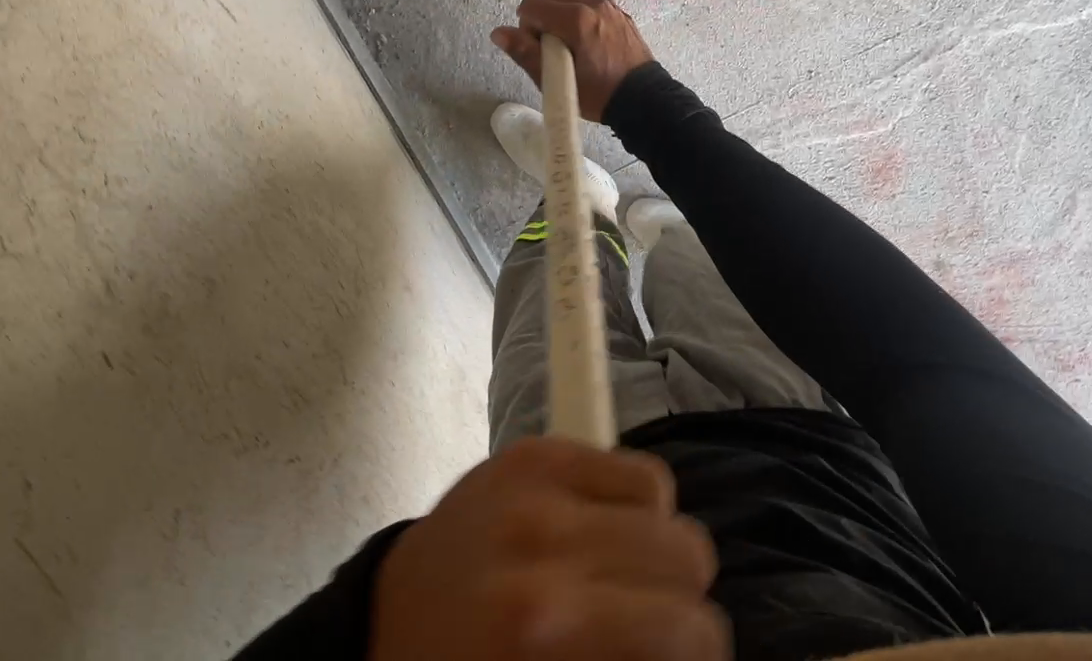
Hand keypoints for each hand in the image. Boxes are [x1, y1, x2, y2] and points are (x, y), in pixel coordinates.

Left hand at [370, 437, 726, 660]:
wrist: (394, 614)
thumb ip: (631, 650)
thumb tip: (687, 630)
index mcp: (551, 619)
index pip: (691, 626)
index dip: (697, 649)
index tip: (679, 651)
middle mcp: (544, 538)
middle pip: (686, 552)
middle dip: (675, 591)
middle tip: (641, 611)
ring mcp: (532, 483)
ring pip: (661, 497)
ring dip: (649, 536)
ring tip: (613, 565)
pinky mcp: (527, 451)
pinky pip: (622, 462)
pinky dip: (626, 496)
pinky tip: (596, 525)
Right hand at [490, 0, 656, 121]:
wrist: (642, 98)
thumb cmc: (598, 93)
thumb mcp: (555, 80)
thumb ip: (525, 53)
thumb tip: (499, 33)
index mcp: (576, 19)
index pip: (532, 4)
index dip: (525, 26)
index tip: (535, 48)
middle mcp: (592, 2)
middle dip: (536, 12)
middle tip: (542, 43)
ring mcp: (606, 3)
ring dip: (553, 6)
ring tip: (558, 37)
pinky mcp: (615, 8)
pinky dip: (571, 6)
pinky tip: (575, 34)